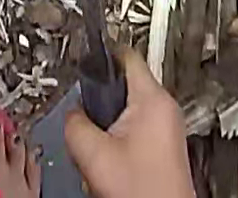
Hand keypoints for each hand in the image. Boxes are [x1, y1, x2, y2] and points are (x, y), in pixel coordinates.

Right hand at [63, 48, 194, 197]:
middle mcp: (164, 107)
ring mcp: (167, 127)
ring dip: (109, 123)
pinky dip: (120, 137)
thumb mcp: (94, 156)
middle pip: (124, 83)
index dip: (102, 55)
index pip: (125, 54)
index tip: (85, 60)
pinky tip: (112, 162)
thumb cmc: (142, 194)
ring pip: (128, 108)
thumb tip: (71, 112)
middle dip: (102, 100)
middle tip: (90, 119)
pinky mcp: (164, 145)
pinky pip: (136, 127)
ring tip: (101, 147)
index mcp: (152, 98)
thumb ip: (75, 123)